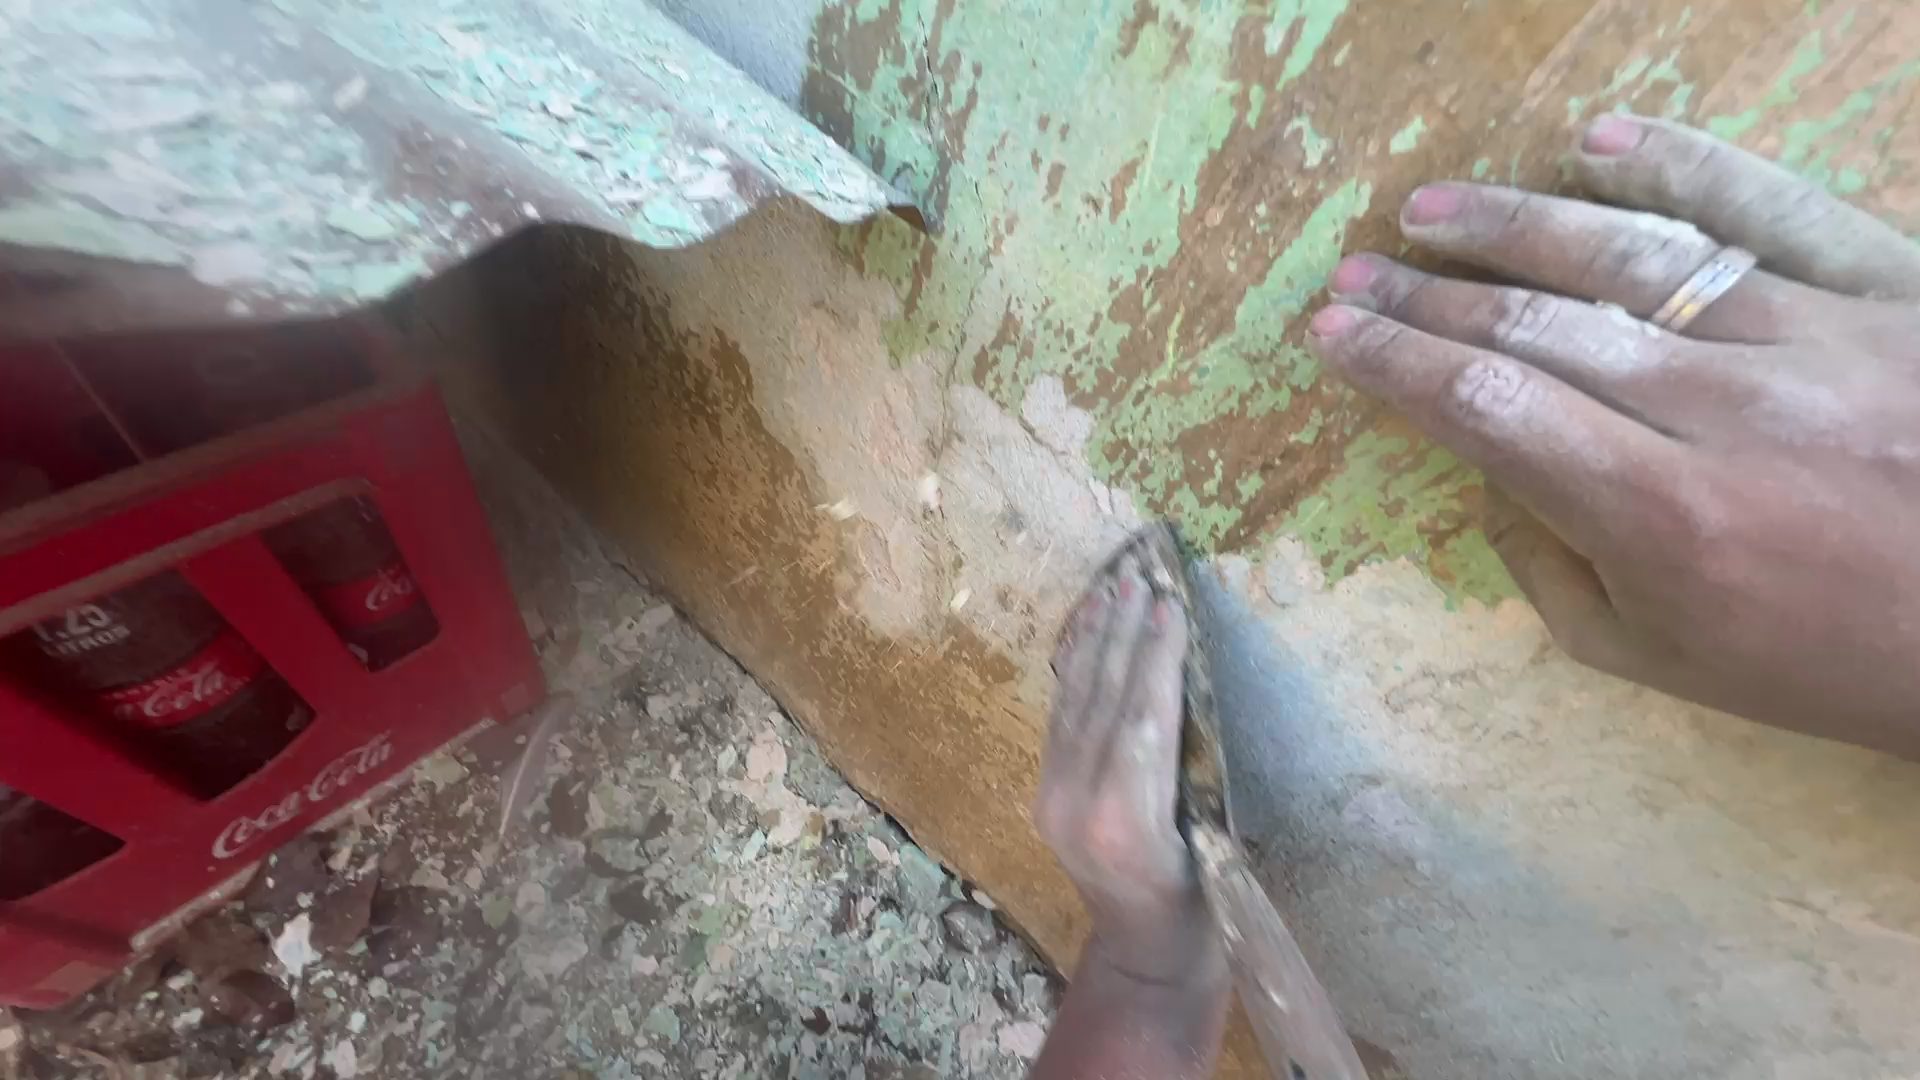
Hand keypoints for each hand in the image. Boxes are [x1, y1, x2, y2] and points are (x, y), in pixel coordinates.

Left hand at [1035, 554, 1223, 984]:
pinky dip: (1074, 669)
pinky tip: (1083, 635)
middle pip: (1102, 698)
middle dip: (1120, 632)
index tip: (1168, 603)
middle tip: (1133, 576)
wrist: (1140, 953)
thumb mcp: (1215, 842)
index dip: (1155, 656)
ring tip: (1106, 590)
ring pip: (1073, 699)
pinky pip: (1059, 715)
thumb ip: (1192, 767)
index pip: (1142, 717)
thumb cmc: (1202, 909)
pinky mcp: (1044, 787)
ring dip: (1092, 639)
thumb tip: (1182, 682)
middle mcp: (1076, 801)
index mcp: (1126, 822)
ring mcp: (1052, 793)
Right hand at [1308, 114, 1919, 756]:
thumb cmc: (1818, 658)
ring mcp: (1819, 340)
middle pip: (1531, 326)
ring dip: (1509, 227)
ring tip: (1425, 209)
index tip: (1330, 333)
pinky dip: (1685, 168)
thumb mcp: (1638, 649)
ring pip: (1630, 258)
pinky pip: (1777, 215)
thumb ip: (1538, 558)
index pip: (1482, 404)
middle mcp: (1726, 410)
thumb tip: (1486, 467)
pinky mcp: (1899, 293)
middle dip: (1420, 297)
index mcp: (1654, 509)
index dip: (1391, 361)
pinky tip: (1598, 142)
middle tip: (1350, 273)